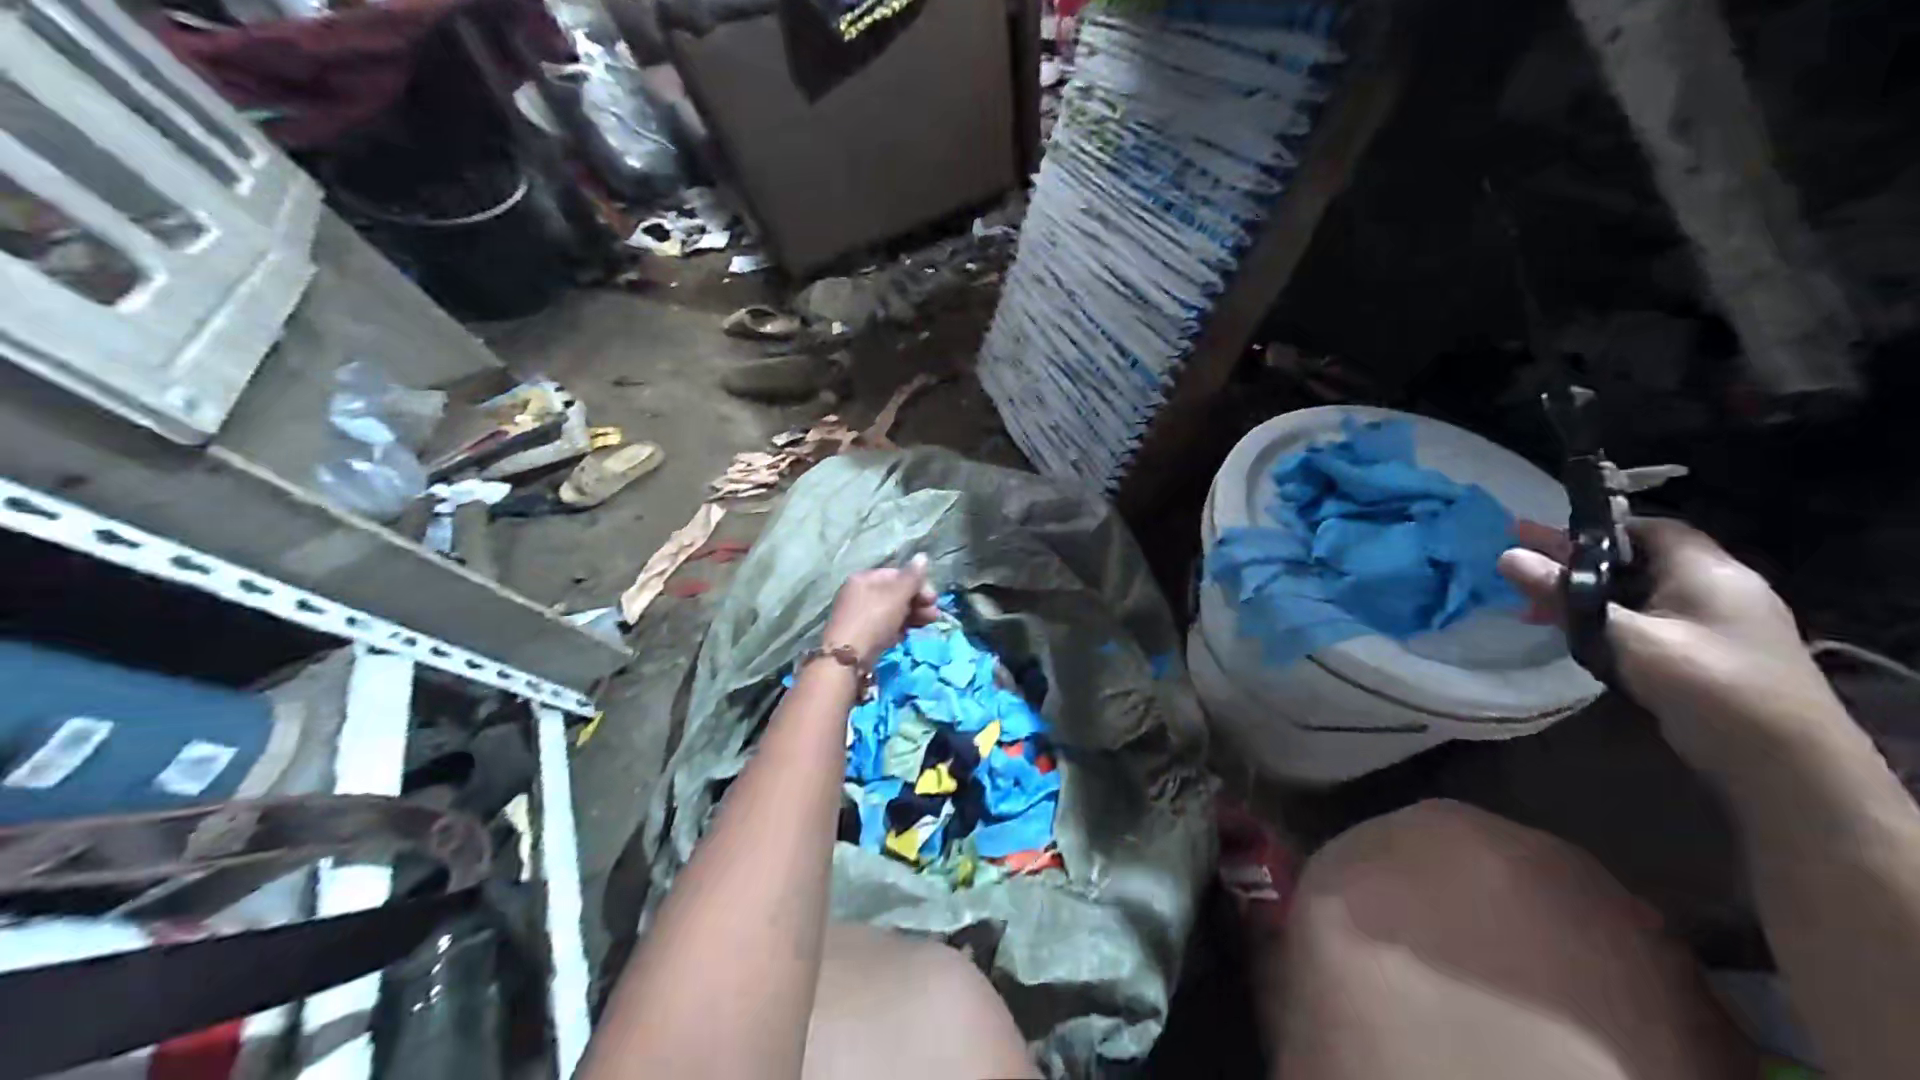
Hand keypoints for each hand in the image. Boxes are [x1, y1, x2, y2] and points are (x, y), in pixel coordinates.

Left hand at [820, 553, 939, 666]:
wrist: (847, 658)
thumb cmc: (873, 619)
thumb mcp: (897, 595)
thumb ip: (912, 577)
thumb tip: (922, 556)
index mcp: (864, 578)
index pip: (896, 575)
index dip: (917, 584)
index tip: (933, 598)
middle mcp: (859, 594)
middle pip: (895, 594)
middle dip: (918, 602)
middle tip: (934, 614)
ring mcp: (859, 615)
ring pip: (891, 611)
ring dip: (912, 616)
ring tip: (928, 624)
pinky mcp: (861, 635)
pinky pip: (884, 627)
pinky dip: (898, 629)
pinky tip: (907, 636)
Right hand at [1499, 519, 1852, 775]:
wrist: (1782, 764)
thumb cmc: (1705, 684)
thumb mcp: (1625, 636)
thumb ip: (1566, 595)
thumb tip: (1507, 556)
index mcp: (1708, 571)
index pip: (1647, 528)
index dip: (1593, 529)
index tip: (1538, 536)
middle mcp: (1716, 588)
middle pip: (1636, 561)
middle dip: (1576, 562)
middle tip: (1517, 561)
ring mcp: (1713, 625)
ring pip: (1635, 594)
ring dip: (1584, 595)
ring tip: (1530, 603)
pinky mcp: (1703, 655)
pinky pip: (1645, 622)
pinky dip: (1604, 620)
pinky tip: (1570, 633)